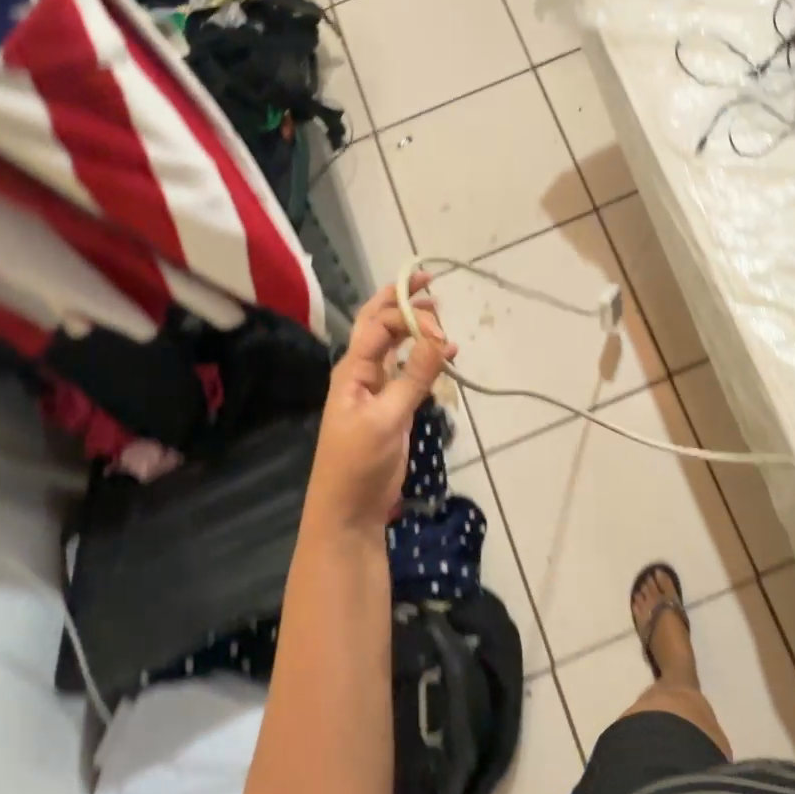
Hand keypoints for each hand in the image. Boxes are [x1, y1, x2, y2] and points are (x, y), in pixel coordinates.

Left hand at [306, 273, 457, 533]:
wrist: (349, 509)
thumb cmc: (359, 463)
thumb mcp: (387, 419)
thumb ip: (414, 378)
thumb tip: (439, 337)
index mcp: (352, 369)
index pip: (380, 325)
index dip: (409, 318)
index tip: (441, 331)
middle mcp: (363, 372)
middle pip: (379, 325)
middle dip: (401, 301)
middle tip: (430, 284)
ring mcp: (378, 389)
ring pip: (396, 346)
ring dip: (415, 328)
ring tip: (440, 316)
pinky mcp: (392, 407)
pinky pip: (409, 372)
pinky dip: (426, 359)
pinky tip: (445, 355)